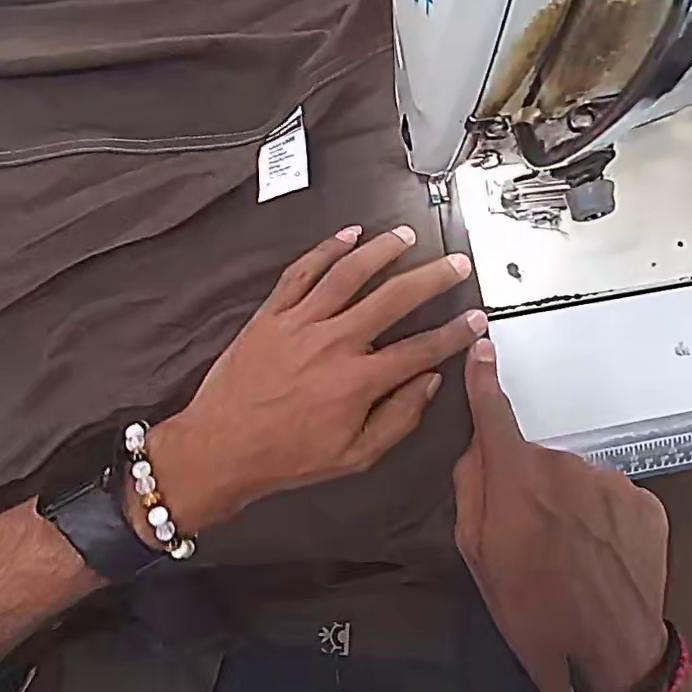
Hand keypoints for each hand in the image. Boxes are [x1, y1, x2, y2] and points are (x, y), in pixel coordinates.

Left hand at [143, 225, 486, 531]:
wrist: (220, 448)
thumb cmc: (282, 455)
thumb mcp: (353, 455)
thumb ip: (398, 418)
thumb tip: (426, 385)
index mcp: (356, 381)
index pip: (420, 348)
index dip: (453, 333)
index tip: (471, 321)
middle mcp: (332, 344)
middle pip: (393, 298)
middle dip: (432, 278)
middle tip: (453, 265)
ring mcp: (299, 325)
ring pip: (349, 274)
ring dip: (382, 251)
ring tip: (405, 237)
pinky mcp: (271, 316)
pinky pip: (301, 272)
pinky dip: (326, 250)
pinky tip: (346, 236)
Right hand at [454, 338, 670, 691]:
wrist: (609, 658)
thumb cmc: (532, 612)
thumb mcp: (475, 554)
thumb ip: (469, 489)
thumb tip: (476, 451)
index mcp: (517, 479)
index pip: (494, 414)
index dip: (484, 379)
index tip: (483, 350)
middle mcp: (565, 468)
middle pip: (534, 457)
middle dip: (527, 483)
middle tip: (529, 534)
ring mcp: (610, 483)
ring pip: (573, 478)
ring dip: (567, 502)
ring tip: (568, 552)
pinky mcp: (644, 501)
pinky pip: (608, 494)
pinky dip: (600, 515)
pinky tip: (598, 553)